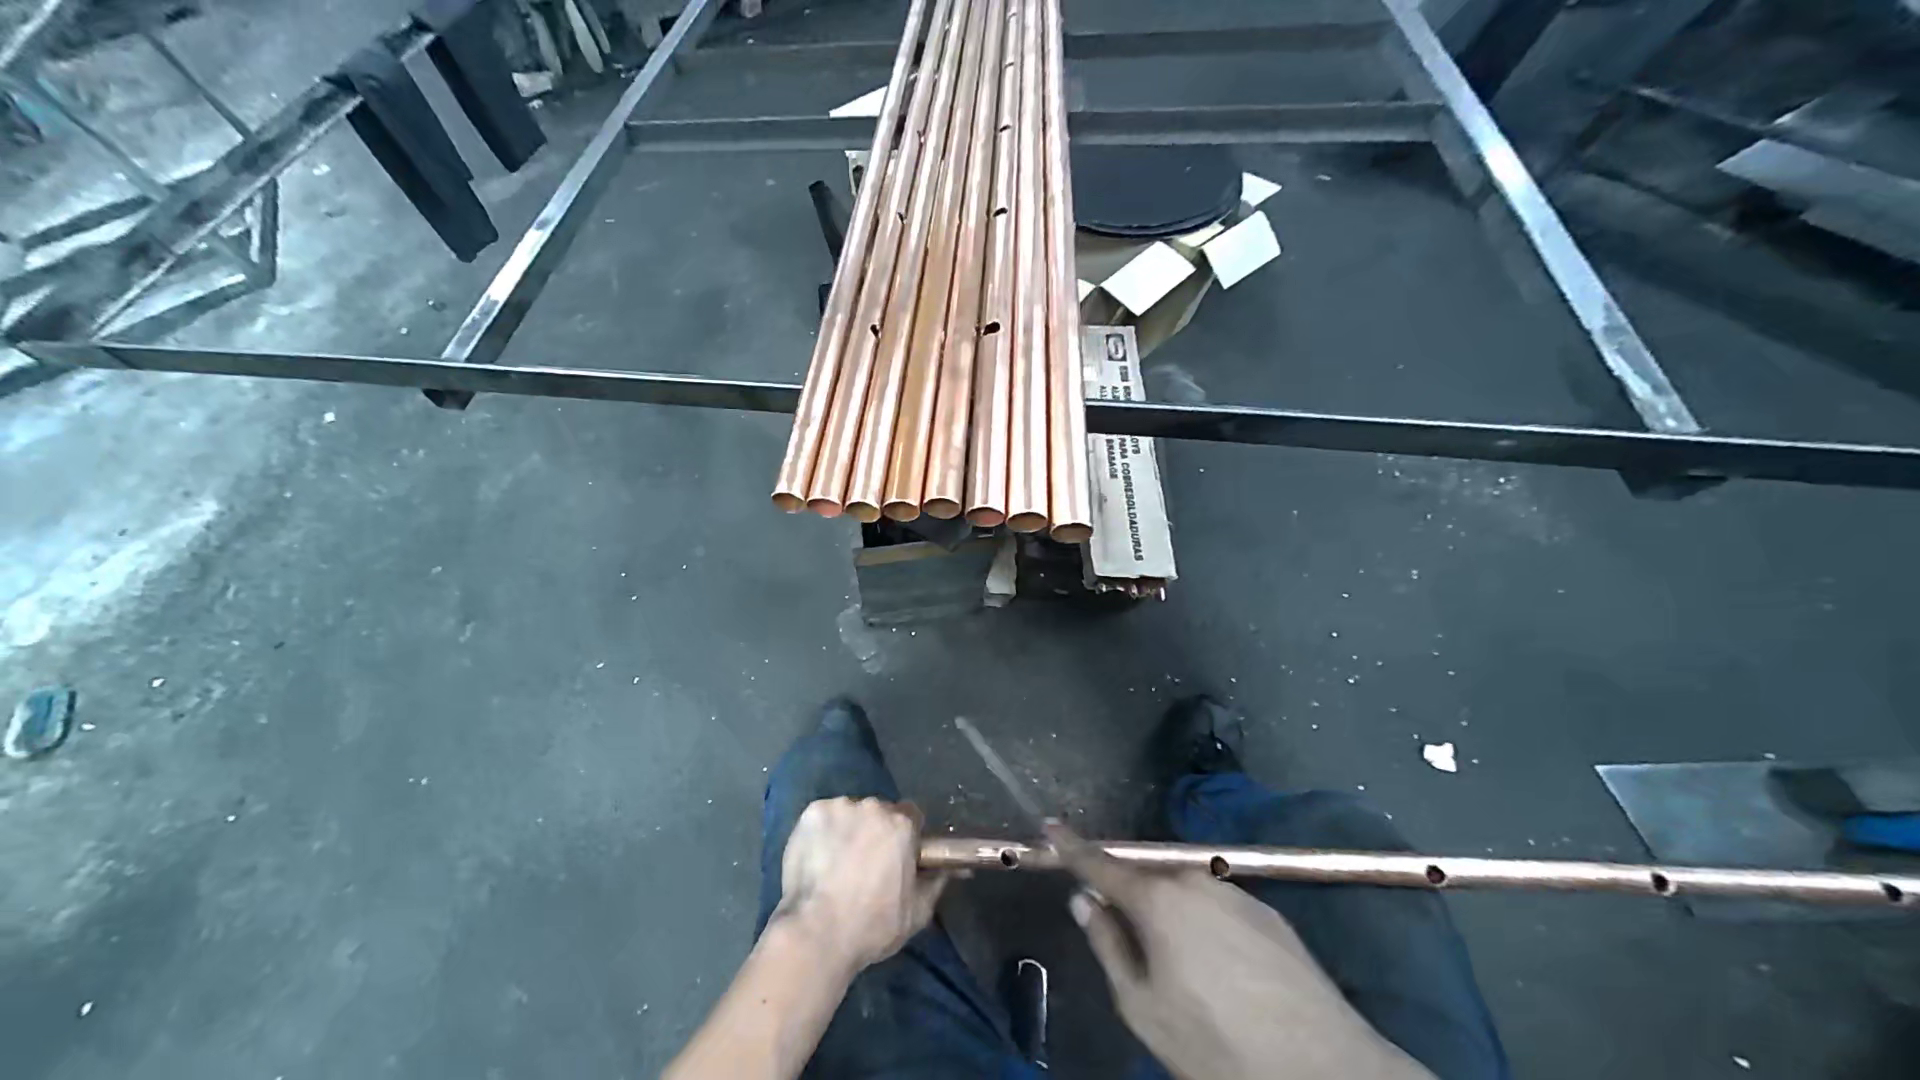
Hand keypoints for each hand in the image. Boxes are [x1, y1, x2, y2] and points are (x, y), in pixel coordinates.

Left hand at [774, 797, 947, 972]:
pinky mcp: (811, 814)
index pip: (911, 815)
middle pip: (879, 812)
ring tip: (836, 863)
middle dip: (875, 831)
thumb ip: (934, 883)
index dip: (905, 834)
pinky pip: (823, 818)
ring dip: (848, 830)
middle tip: (865, 863)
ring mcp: (840, 808)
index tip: (897, 854)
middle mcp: (873, 807)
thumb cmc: (872, 926)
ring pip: (849, 813)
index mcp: (902, 825)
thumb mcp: (917, 912)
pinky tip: (817, 857)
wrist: (817, 934)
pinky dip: (822, 832)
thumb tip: (947, 869)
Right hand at [1055, 827, 1430, 1079]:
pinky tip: (1223, 972)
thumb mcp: (1143, 1007)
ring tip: (1185, 971)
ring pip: (1185, 893)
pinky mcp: (1270, 913)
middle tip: (1130, 944)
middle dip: (1130, 897)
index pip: (1101, 864)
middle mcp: (1194, 881)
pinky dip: (1205, 925)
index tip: (1049, 825)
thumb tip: (1084, 900)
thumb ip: (1107, 944)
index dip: (1071, 846)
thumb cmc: (1218, 1045)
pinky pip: (1218, 907)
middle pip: (1146, 879)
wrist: (1328, 1073)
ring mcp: (1236, 893)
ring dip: (1171, 914)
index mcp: (1157, 900)